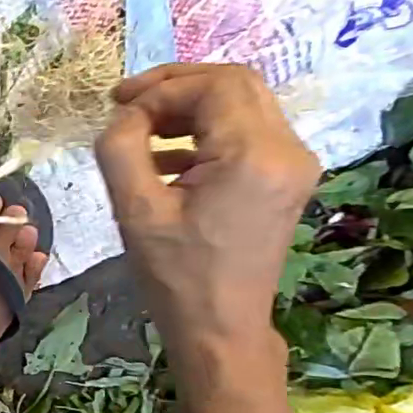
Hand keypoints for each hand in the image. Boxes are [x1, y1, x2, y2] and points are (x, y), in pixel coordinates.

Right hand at [95, 63, 319, 352]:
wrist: (222, 330)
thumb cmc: (177, 276)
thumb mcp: (135, 210)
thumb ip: (121, 146)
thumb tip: (127, 115)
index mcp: (255, 154)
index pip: (210, 86)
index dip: (160, 88)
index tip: (118, 110)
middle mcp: (288, 149)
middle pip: (234, 83)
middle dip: (177, 86)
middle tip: (130, 103)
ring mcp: (294, 164)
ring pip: (241, 103)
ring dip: (190, 107)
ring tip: (142, 129)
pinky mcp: (286, 178)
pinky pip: (247, 132)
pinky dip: (207, 131)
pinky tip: (167, 156)